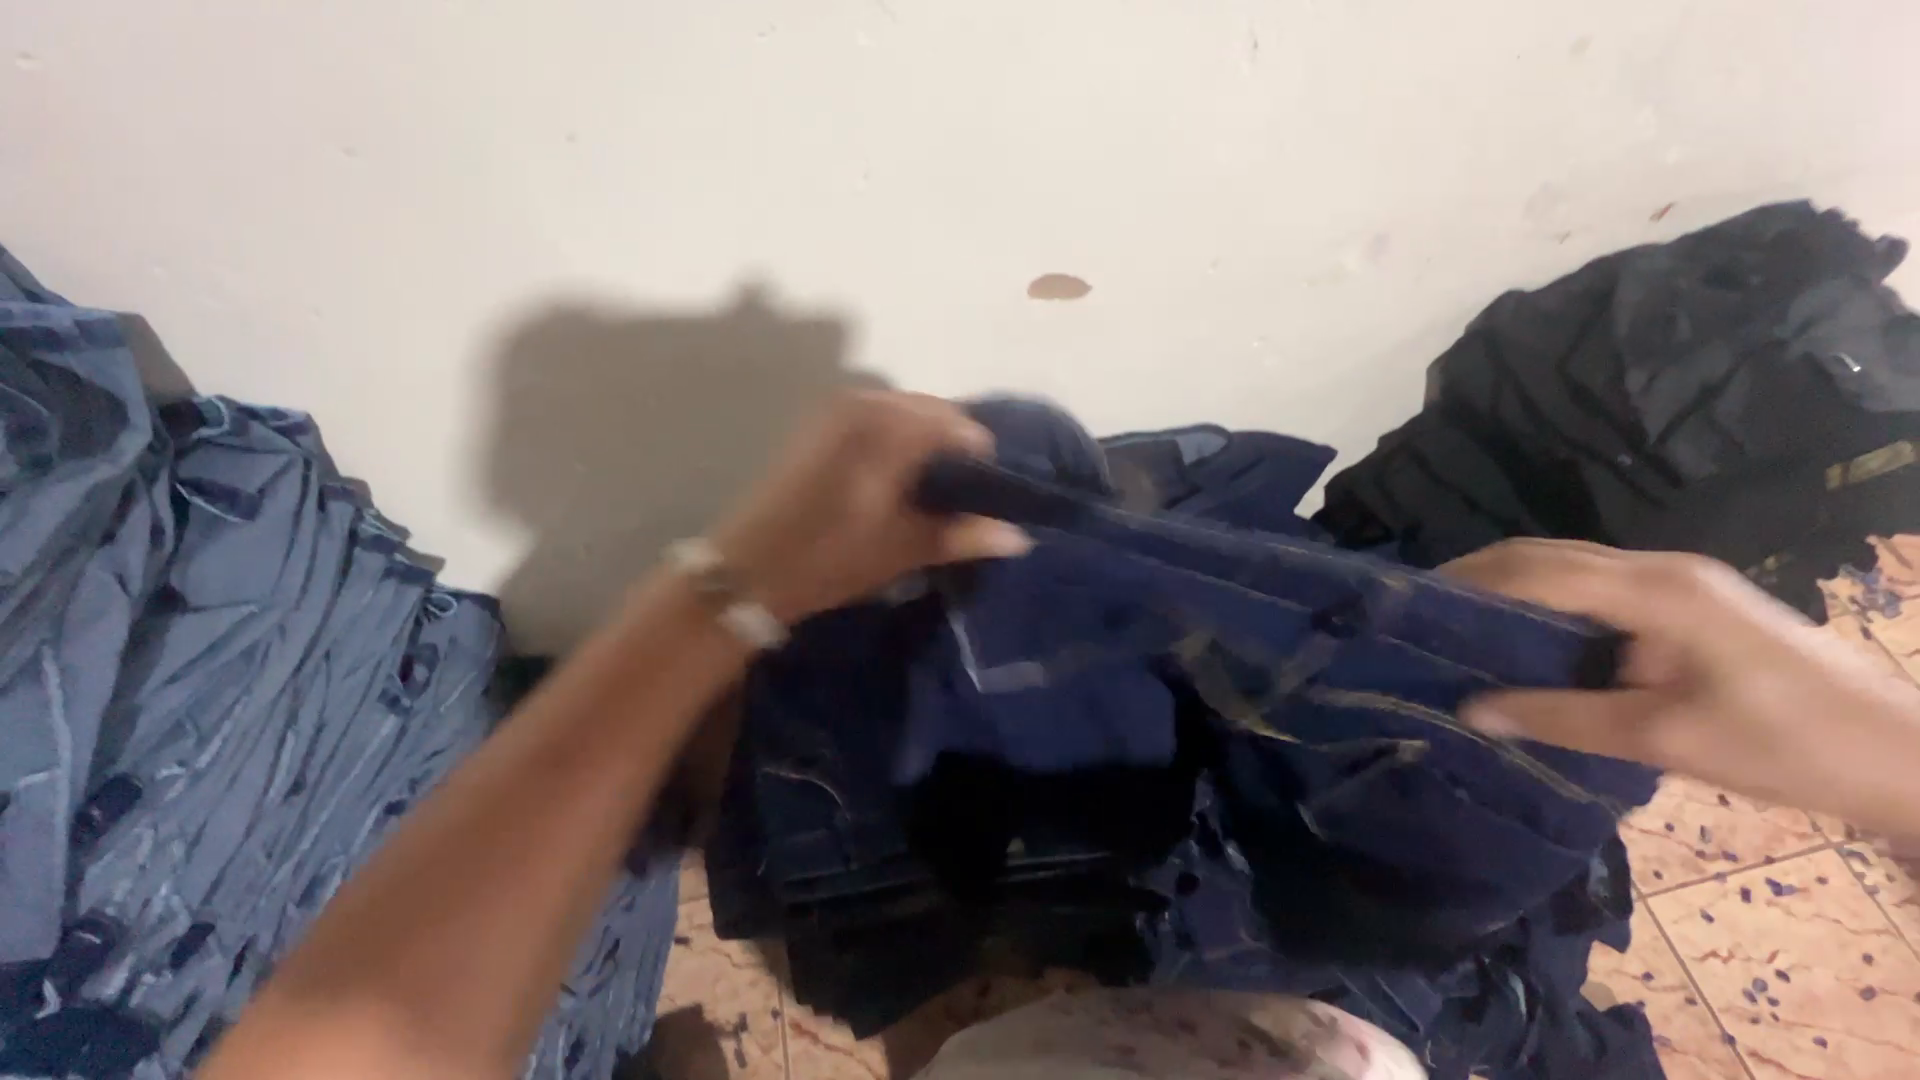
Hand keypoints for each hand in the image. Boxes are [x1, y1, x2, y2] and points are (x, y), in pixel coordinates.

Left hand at [707, 389, 1030, 622]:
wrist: (746, 569)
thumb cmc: (829, 558)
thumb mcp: (902, 549)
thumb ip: (961, 534)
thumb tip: (1019, 537)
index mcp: (890, 429)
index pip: (959, 426)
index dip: (981, 458)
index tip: (989, 493)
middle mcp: (865, 405)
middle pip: (931, 412)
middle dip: (952, 445)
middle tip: (962, 493)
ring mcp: (836, 411)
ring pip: (902, 412)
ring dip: (923, 441)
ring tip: (930, 489)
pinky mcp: (817, 425)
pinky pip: (875, 417)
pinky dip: (894, 438)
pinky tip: (894, 477)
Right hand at [1442, 539, 1919, 833]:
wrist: (1910, 758)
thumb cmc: (1790, 746)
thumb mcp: (1664, 739)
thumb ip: (1559, 718)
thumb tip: (1471, 709)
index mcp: (1656, 591)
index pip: (1536, 568)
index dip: (1469, 579)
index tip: (1411, 601)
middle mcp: (1660, 570)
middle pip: (1545, 553)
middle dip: (1477, 573)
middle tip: (1420, 609)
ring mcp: (1676, 582)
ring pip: (1566, 564)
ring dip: (1507, 583)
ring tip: (1454, 620)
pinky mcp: (1684, 602)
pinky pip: (1591, 585)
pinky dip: (1541, 598)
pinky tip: (1517, 632)